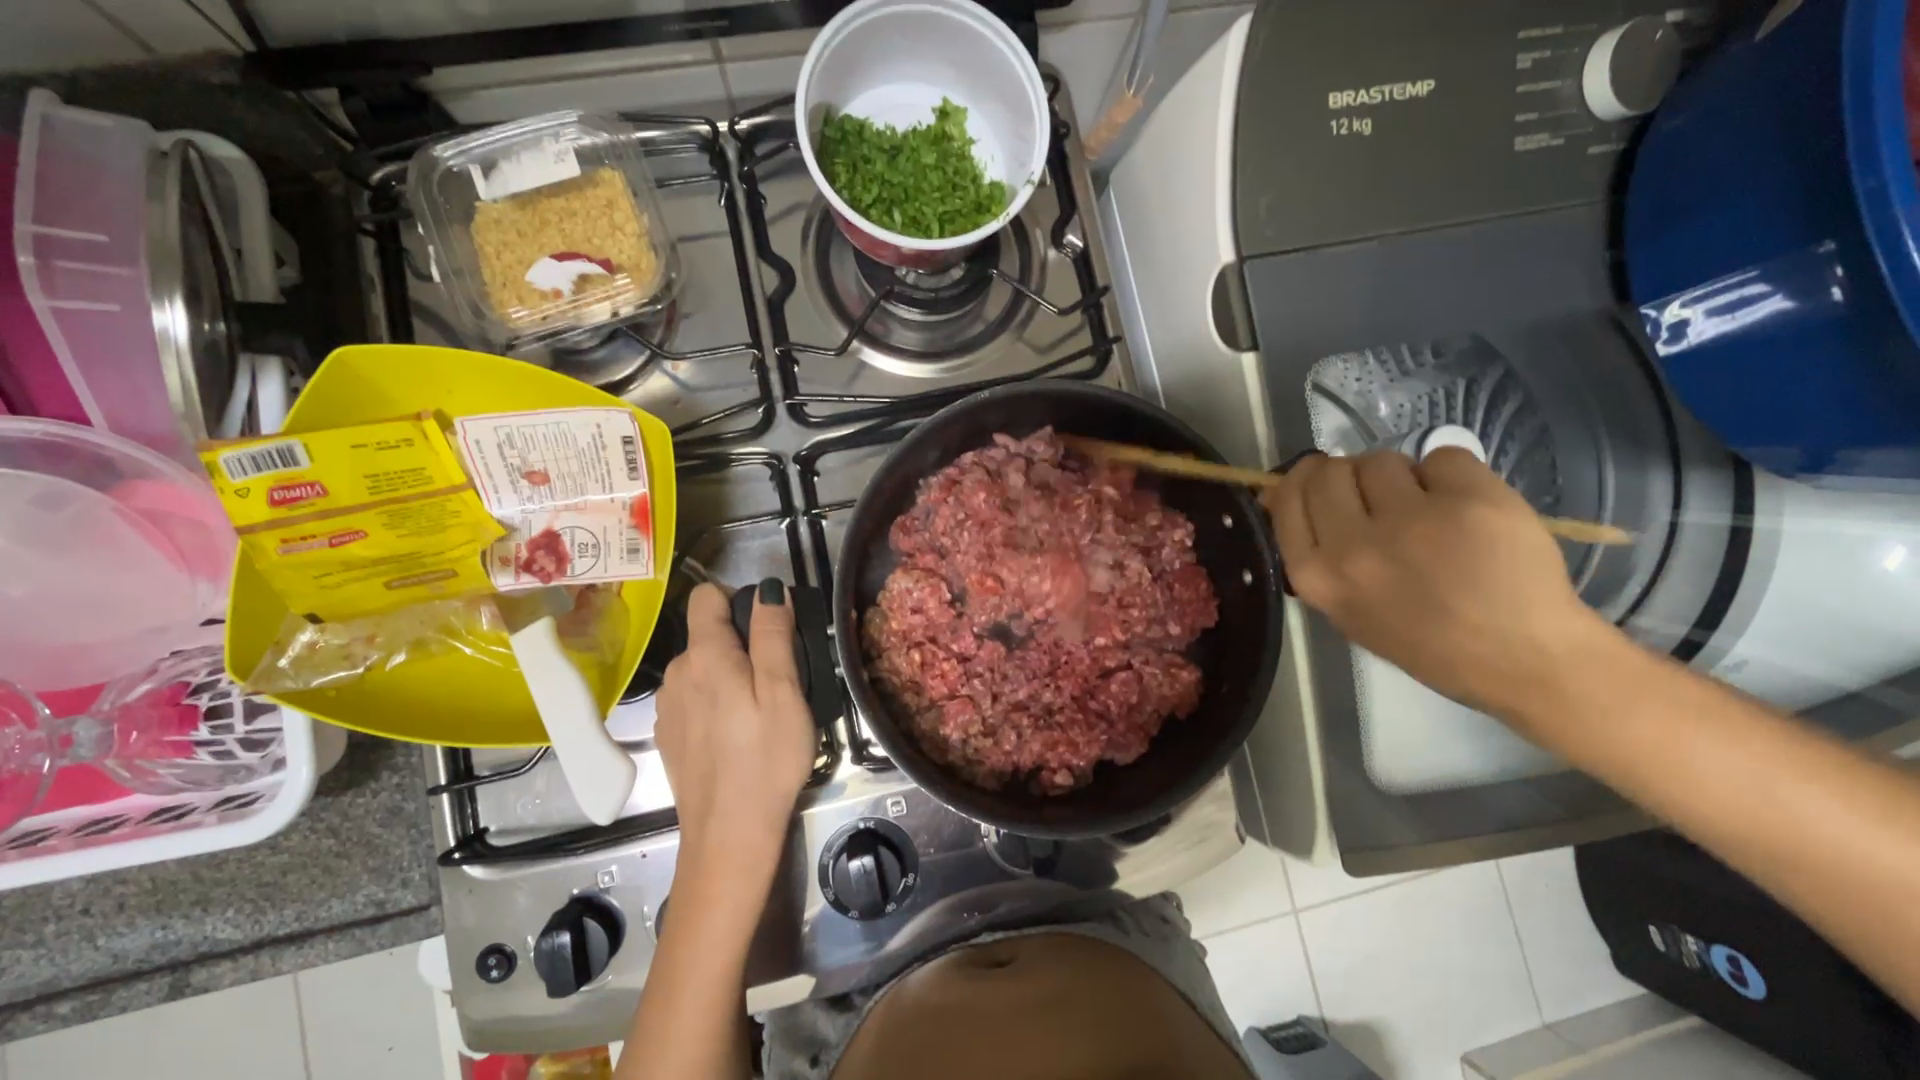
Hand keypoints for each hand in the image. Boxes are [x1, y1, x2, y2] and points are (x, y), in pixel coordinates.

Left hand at [655, 581, 815, 875]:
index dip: (736, 600)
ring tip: (759, 714)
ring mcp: (666, 707)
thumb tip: (767, 588)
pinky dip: (713, 706)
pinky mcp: (668, 737)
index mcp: (704, 655)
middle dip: (740, 646)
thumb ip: (773, 634)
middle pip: (707, 636)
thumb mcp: (785, 690)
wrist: (729, 833)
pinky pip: (693, 701)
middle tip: (777, 683)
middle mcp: (675, 673)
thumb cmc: (767, 758)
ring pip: (700, 670)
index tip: (767, 630)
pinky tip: (735, 738)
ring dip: (727, 677)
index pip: (705, 596)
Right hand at [1262, 450, 1607, 718]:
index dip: (1304, 482)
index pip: (1288, 498)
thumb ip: (1315, 553)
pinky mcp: (1470, 498)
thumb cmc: (1429, 643)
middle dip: (1351, 476)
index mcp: (1319, 577)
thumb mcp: (1348, 610)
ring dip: (1401, 476)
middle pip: (1330, 471)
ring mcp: (1412, 519)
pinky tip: (1467, 509)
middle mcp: (1355, 546)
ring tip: (1429, 511)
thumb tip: (1276, 493)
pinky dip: (1452, 475)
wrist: (1521, 658)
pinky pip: (1442, 457)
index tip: (1324, 485)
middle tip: (1382, 501)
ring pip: (1383, 460)